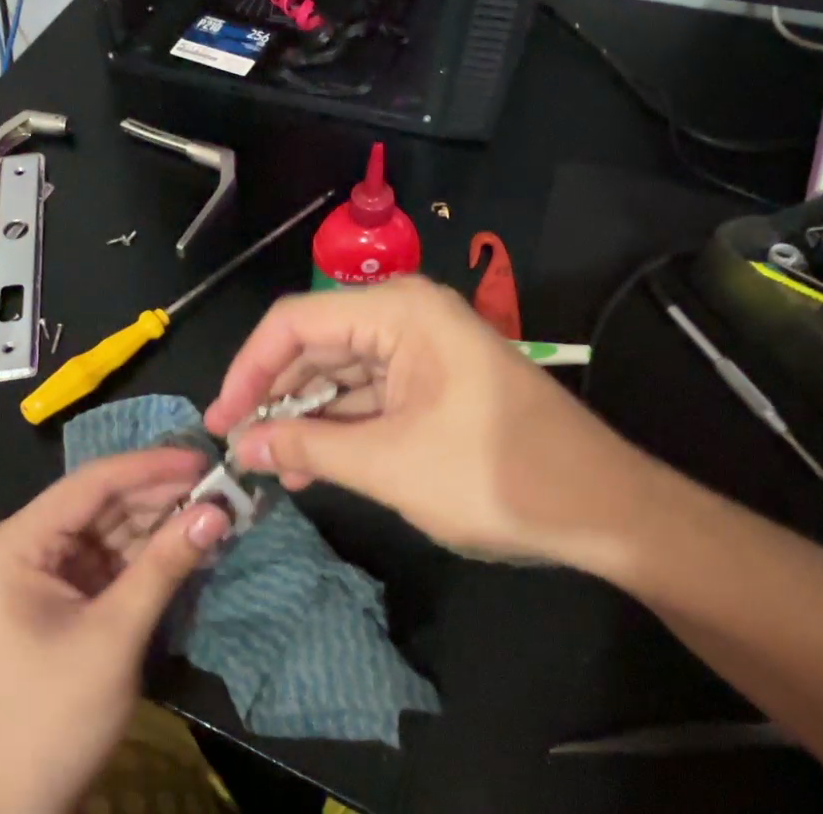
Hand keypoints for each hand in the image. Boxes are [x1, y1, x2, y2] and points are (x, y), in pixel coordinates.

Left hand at [0, 448, 231, 813]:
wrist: (21, 801)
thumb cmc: (54, 714)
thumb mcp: (114, 635)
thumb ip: (165, 566)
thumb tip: (218, 510)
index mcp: (20, 542)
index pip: (92, 484)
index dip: (150, 467)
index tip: (205, 459)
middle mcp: (31, 544)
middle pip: (105, 503)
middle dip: (162, 495)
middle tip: (224, 485)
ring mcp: (51, 572)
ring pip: (115, 529)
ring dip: (164, 522)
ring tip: (219, 508)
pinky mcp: (71, 598)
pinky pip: (117, 560)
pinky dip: (154, 553)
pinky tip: (194, 541)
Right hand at [204, 277, 658, 571]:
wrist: (603, 510)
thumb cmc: (493, 476)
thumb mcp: (388, 464)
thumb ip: (306, 449)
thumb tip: (242, 445)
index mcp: (398, 312)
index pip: (295, 322)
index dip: (248, 369)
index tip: (220, 419)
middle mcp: (407, 317)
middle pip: (315, 345)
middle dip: (273, 396)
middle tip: (236, 446)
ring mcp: (423, 351)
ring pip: (339, 374)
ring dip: (302, 419)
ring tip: (268, 467)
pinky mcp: (434, 384)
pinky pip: (369, 397)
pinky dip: (337, 429)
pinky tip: (307, 467)